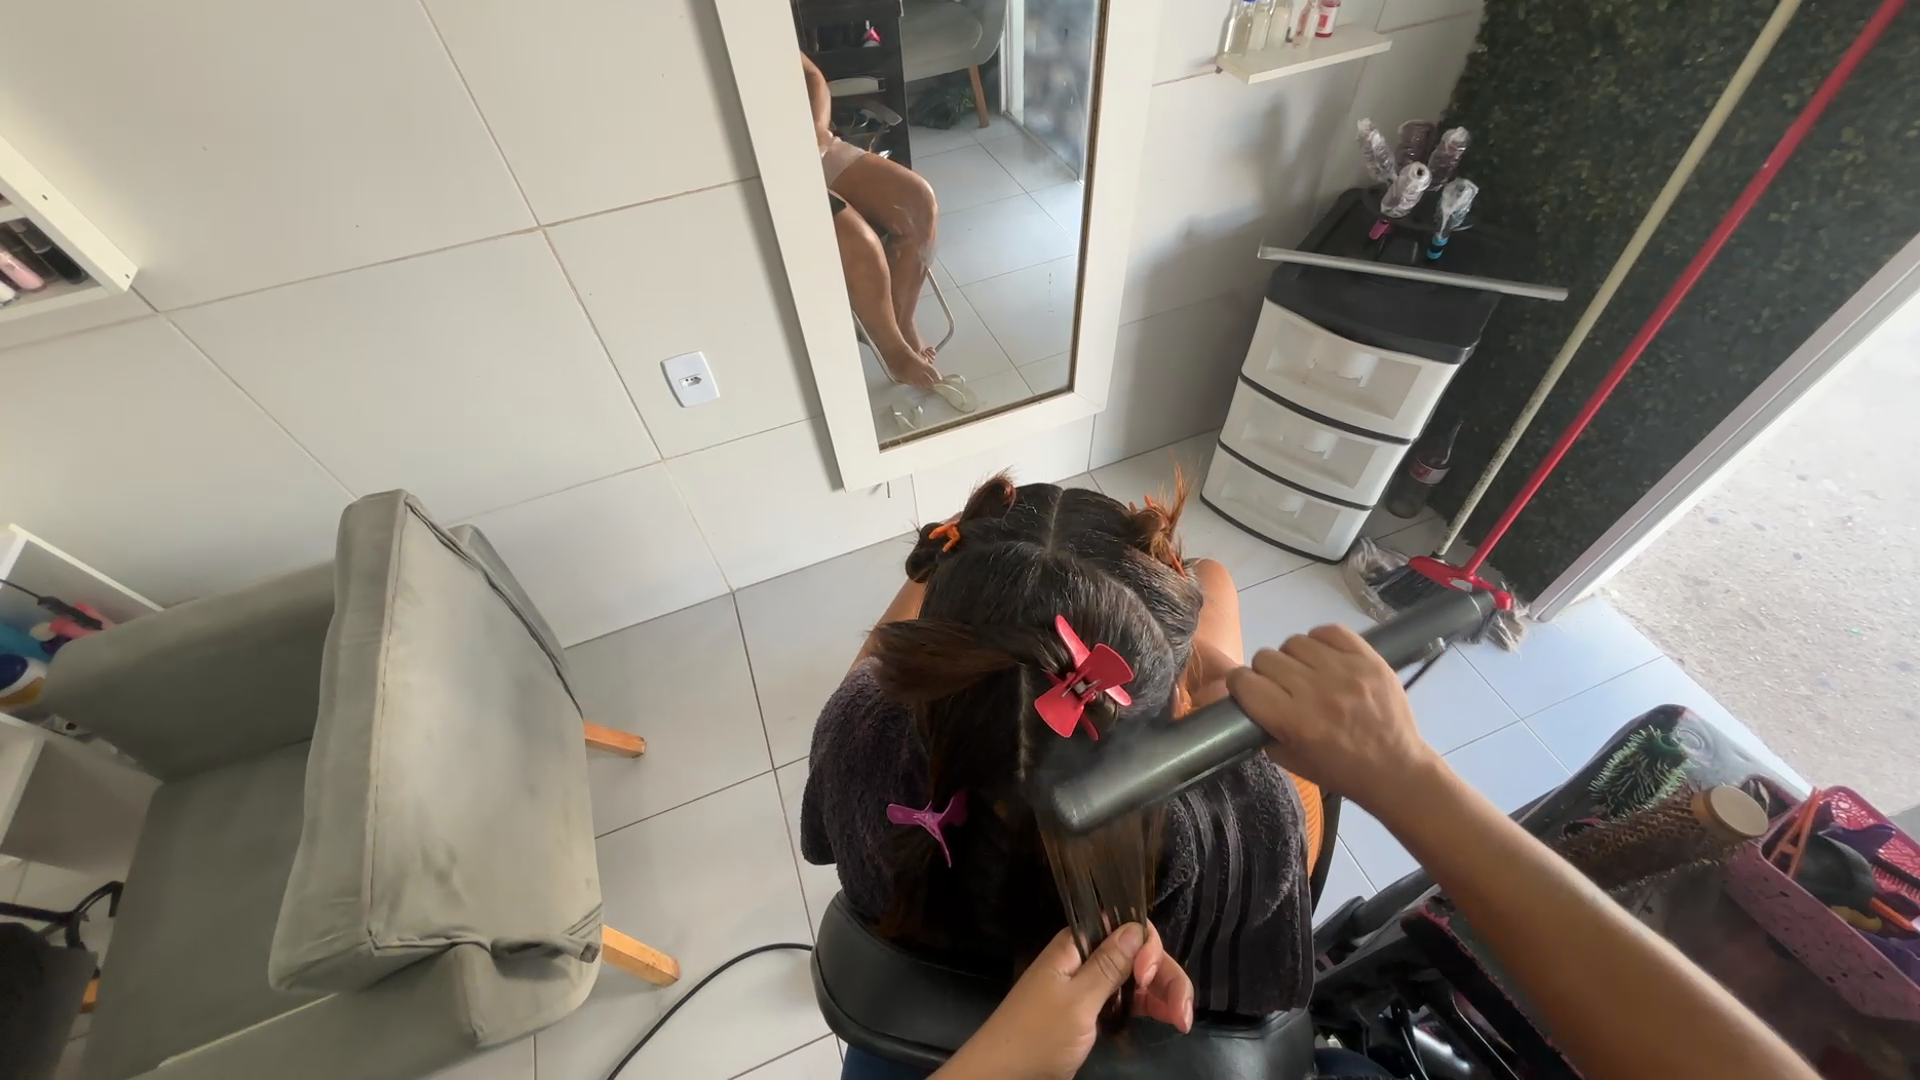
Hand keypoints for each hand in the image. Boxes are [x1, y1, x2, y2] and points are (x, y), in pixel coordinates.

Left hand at [937, 922, 1193, 1079]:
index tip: (1149, 977)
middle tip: (1184, 1011)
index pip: (1122, 926)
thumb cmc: (1037, 1036)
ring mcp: (1090, 985)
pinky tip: (1172, 1019)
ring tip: (1185, 1020)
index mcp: (1076, 944)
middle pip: (1136, 953)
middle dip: (1164, 974)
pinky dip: (1151, 1007)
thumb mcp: (1077, 1001)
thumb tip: (1136, 926)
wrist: (1003, 1075)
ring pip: (1137, 977)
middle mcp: (1085, 958)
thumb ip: (1108, 965)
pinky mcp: (1093, 1010)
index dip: (1145, 945)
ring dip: (1164, 993)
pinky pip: (1129, 999)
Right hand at [1226, 624, 1440, 813]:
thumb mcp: (1288, 759)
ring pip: (1294, 642)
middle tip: (1283, 688)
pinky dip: (1321, 642)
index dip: (1240, 684)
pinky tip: (1326, 659)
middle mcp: (1317, 692)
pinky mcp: (1370, 660)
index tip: (1248, 691)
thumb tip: (1246, 696)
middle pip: (1266, 657)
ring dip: (1294, 657)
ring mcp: (1346, 673)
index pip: (1244, 681)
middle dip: (1267, 672)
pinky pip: (1330, 631)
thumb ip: (1261, 726)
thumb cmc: (1339, 770)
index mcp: (1294, 721)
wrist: (1397, 771)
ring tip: (1308, 674)